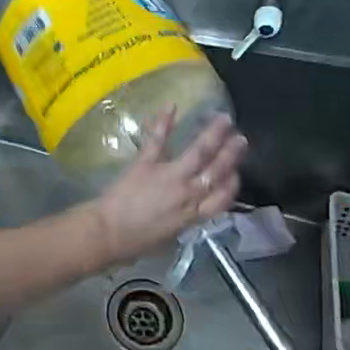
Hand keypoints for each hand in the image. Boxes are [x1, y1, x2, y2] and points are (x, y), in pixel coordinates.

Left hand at [89, 110, 245, 262]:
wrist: (108, 234)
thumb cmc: (135, 243)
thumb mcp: (168, 237)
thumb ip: (182, 220)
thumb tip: (188, 212)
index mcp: (193, 215)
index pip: (223, 197)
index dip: (233, 183)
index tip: (237, 172)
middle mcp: (188, 193)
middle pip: (217, 170)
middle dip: (231, 154)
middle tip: (241, 139)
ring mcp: (169, 175)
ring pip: (198, 152)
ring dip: (213, 134)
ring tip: (224, 119)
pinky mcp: (146, 163)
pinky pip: (158, 140)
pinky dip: (164, 122)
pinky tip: (172, 106)